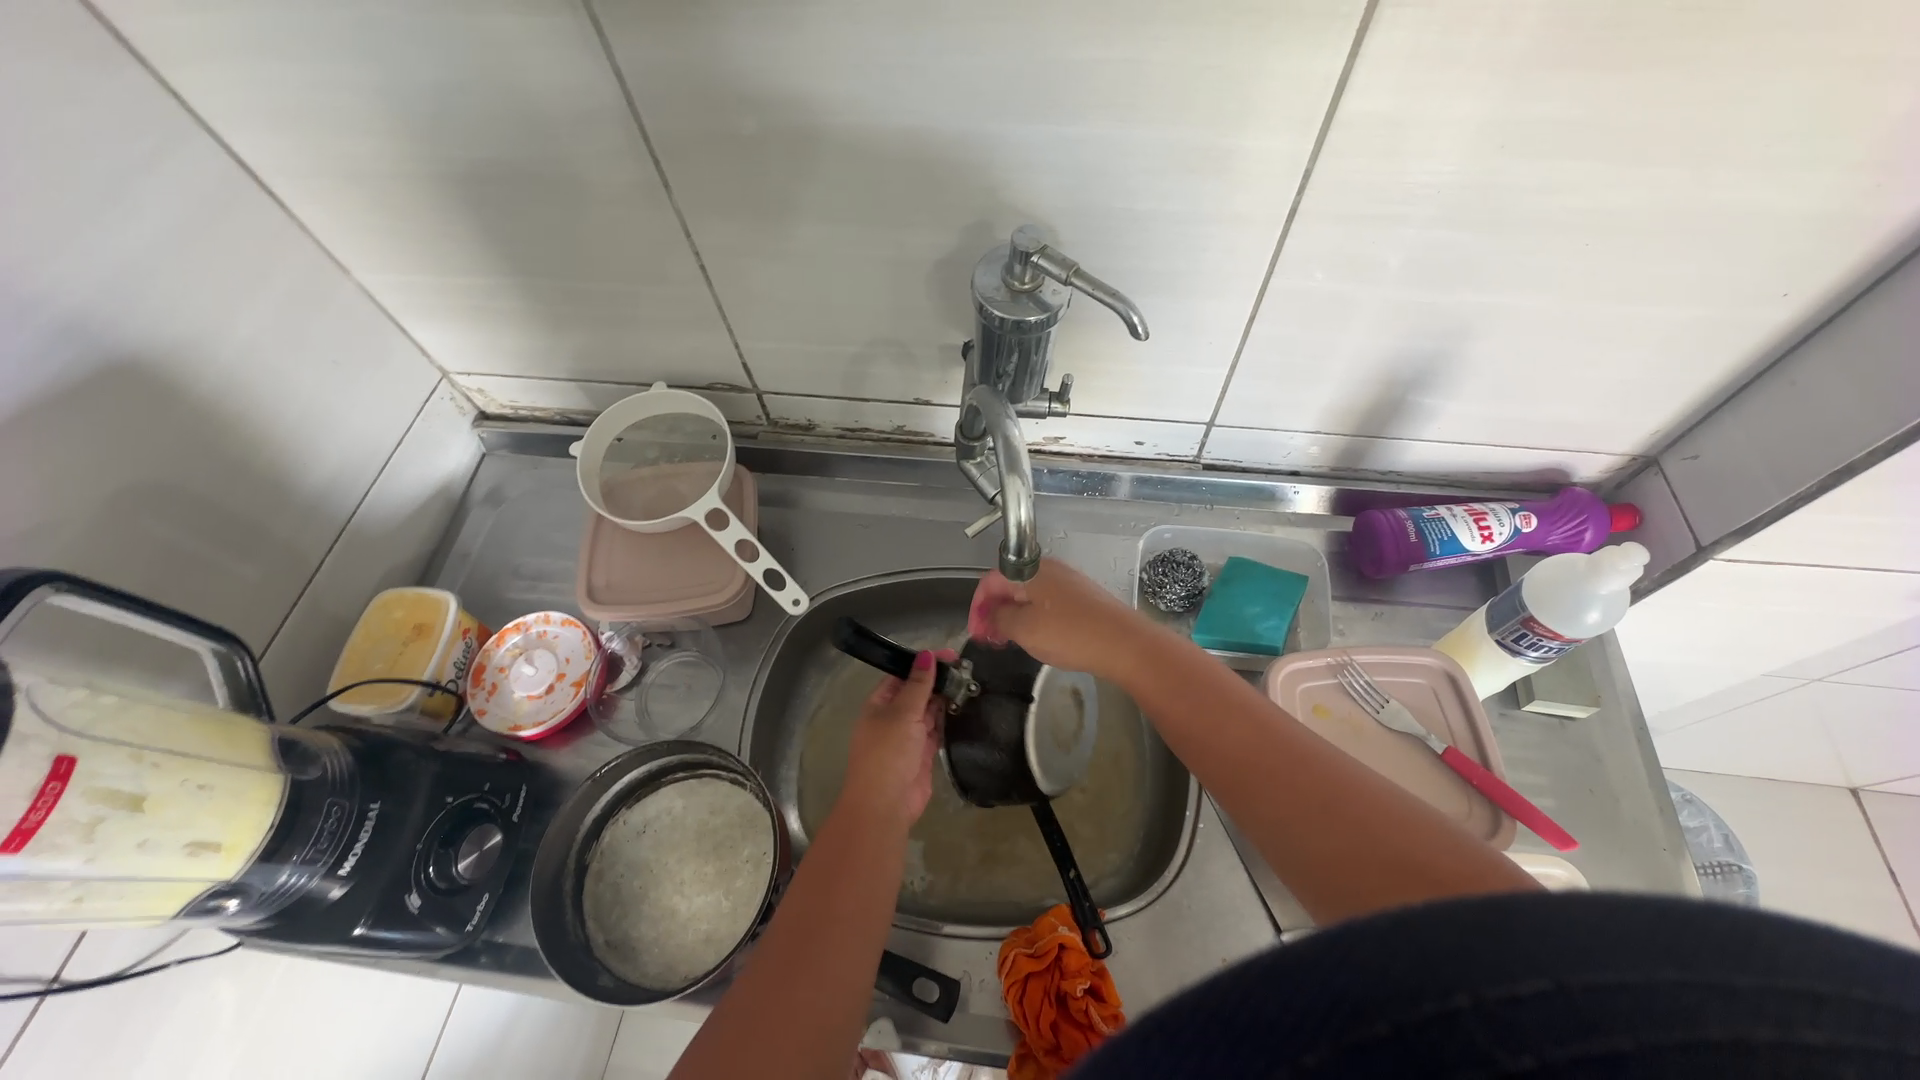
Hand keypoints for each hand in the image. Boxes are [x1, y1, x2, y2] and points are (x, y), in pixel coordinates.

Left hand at [843, 648, 955, 825]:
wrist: (886, 803)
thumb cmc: (888, 753)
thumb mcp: (902, 713)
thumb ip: (918, 685)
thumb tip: (926, 655)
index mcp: (879, 704)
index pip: (902, 676)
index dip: (924, 664)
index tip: (950, 655)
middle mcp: (893, 718)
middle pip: (917, 692)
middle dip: (938, 681)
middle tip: (967, 668)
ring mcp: (909, 737)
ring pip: (929, 711)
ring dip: (946, 699)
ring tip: (971, 683)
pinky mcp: (924, 753)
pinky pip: (938, 730)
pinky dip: (949, 719)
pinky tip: (965, 707)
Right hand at [967, 558, 1145, 677]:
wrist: (1124, 643)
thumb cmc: (1070, 634)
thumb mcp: (1024, 629)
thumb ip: (1000, 618)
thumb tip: (990, 615)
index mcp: (1030, 571)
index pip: (991, 580)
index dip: (978, 606)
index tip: (975, 632)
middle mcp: (1048, 569)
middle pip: (1010, 585)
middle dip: (994, 612)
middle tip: (989, 639)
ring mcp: (1067, 582)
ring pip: (1029, 595)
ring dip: (1013, 617)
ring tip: (1008, 642)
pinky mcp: (1081, 598)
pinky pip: (1047, 603)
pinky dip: (1033, 618)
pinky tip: (1036, 638)